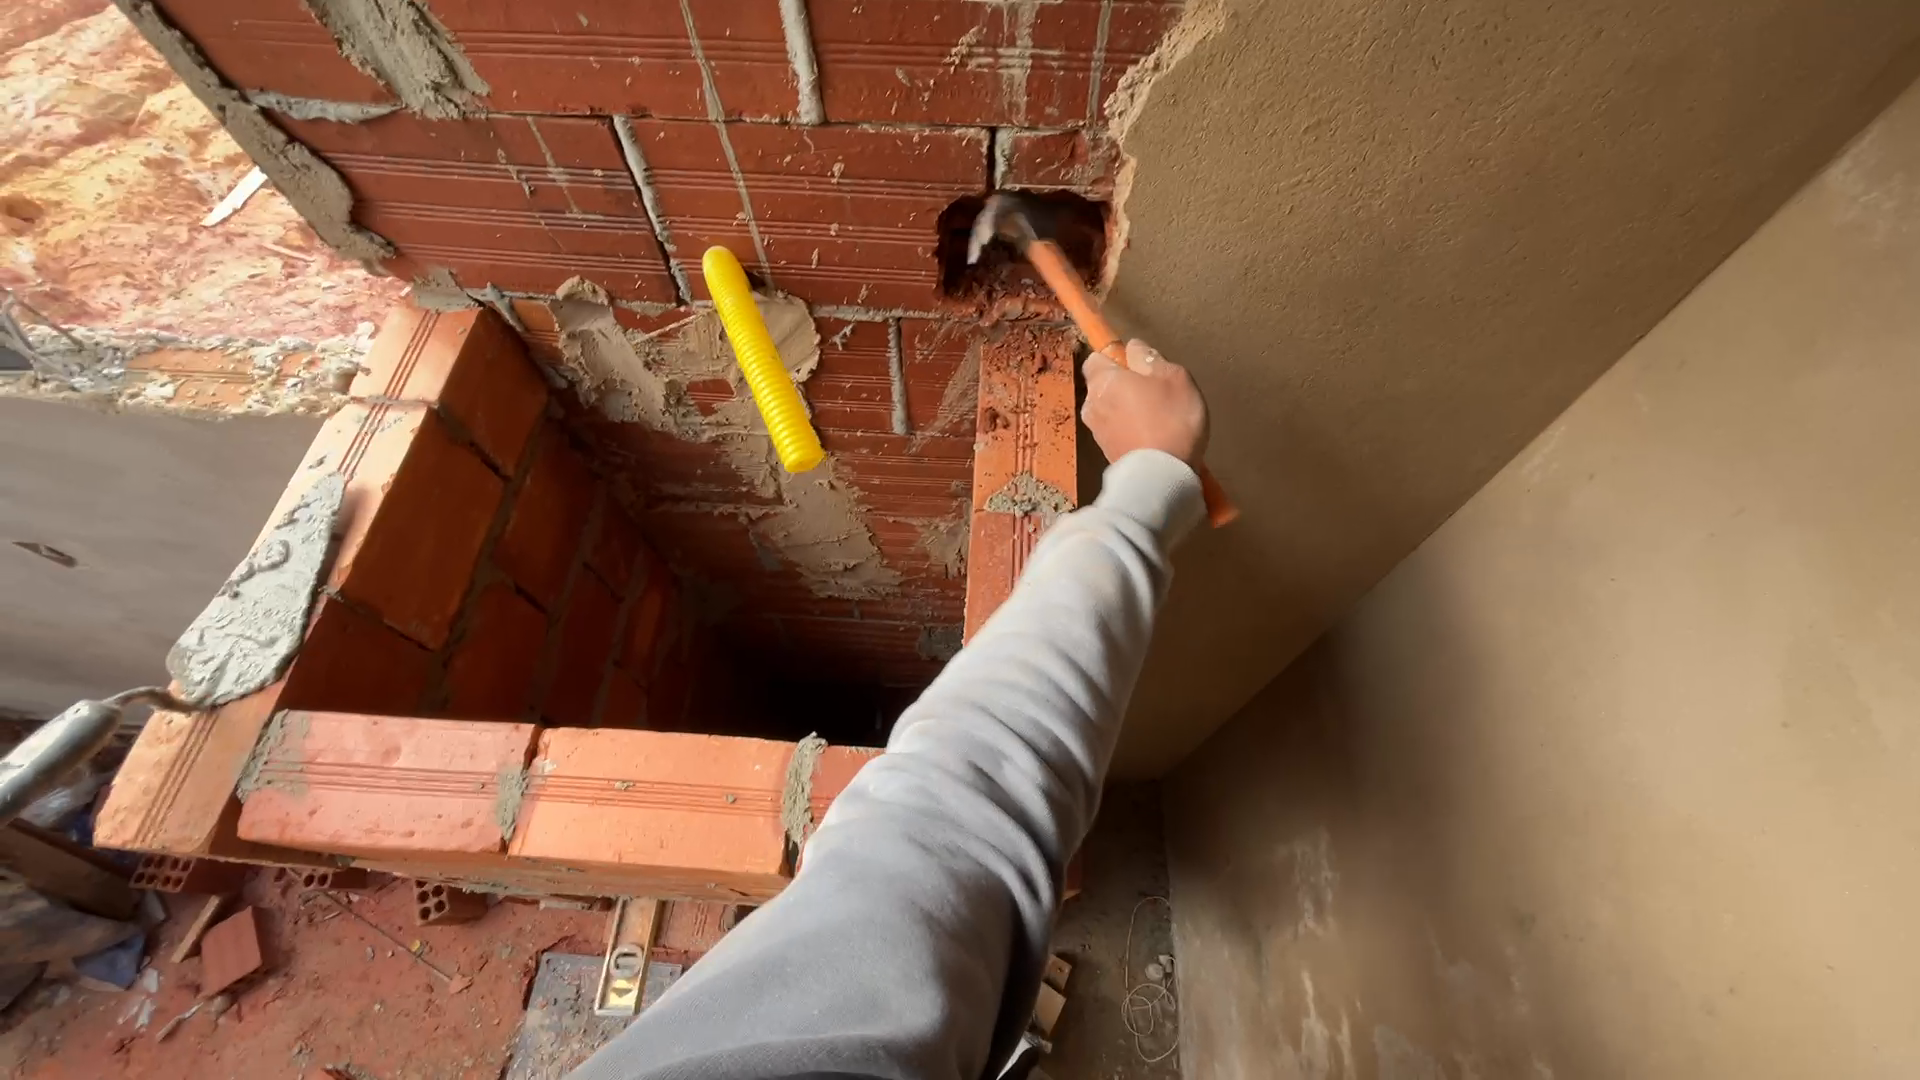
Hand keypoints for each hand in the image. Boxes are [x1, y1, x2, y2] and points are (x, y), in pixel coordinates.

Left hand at [1080, 340, 1208, 464]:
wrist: (1161, 475)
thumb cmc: (1171, 420)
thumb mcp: (1173, 377)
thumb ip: (1150, 358)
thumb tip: (1133, 348)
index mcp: (1103, 380)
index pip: (1095, 359)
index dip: (1115, 358)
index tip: (1138, 365)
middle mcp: (1091, 405)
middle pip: (1103, 386)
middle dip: (1123, 385)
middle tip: (1155, 392)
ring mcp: (1096, 431)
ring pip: (1109, 410)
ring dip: (1127, 410)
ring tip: (1158, 417)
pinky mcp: (1106, 453)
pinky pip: (1116, 431)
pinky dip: (1129, 430)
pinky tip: (1152, 436)